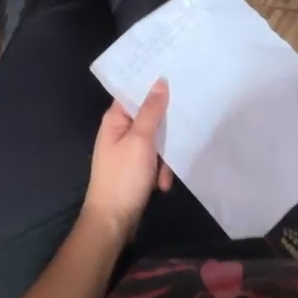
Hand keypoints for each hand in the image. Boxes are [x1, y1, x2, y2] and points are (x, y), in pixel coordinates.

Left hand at [83, 80, 172, 242]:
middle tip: (184, 124)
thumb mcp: (140, 141)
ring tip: (164, 173)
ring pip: (156, 138)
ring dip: (165, 155)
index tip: (176, 74)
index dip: (153, 84)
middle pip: (149, 115)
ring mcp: (128, 150)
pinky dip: (161, 169)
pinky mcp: (136, 167)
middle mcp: (120, 130)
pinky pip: (155, 158)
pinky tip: (162, 184)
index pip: (134, 92)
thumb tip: (160, 81)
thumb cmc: (123, 177)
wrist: (112, 223)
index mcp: (115, 119)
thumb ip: (151, 111)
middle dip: (166, 126)